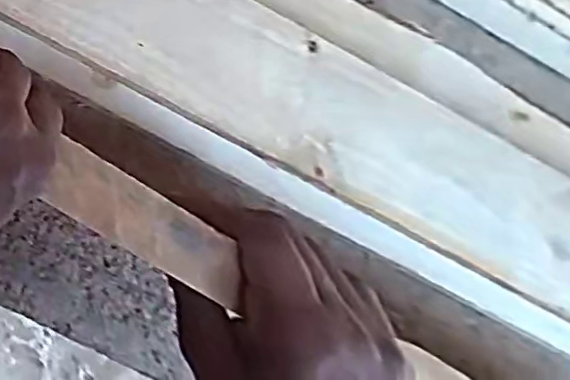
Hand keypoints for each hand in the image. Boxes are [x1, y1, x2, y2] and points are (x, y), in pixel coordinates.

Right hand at [174, 211, 407, 379]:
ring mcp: (381, 341)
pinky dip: (313, 275)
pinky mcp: (395, 353)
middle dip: (242, 227)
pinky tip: (288, 292)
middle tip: (206, 234)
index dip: (221, 211)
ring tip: (244, 266)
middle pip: (292, 237)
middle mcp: (352, 327)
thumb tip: (175, 246)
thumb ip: (193, 295)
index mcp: (303, 326)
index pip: (266, 233)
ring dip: (277, 249)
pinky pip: (349, 287)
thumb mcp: (211, 358)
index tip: (188, 209)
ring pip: (320, 256)